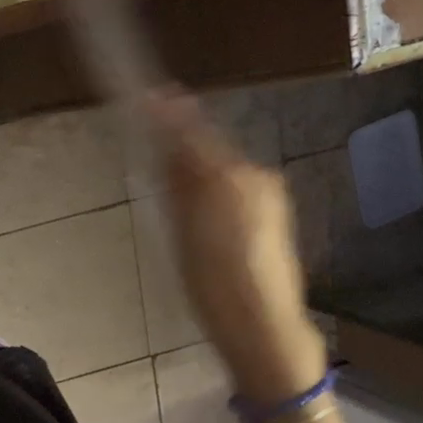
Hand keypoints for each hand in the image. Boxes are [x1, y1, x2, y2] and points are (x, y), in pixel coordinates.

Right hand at [146, 91, 325, 402]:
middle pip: (210, 153)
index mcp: (233, 176)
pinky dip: (213, 197)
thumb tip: (165, 137)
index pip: (194, 135)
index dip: (169, 117)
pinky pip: (234, 193)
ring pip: (222, 174)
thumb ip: (177, 177)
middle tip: (152, 156)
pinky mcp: (274, 220)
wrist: (261, 326)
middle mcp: (256, 178)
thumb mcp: (184, 230)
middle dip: (183, 152)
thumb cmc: (215, 281)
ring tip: (173, 203)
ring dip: (197, 176)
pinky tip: (199, 226)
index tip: (147, 96)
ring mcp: (270, 199)